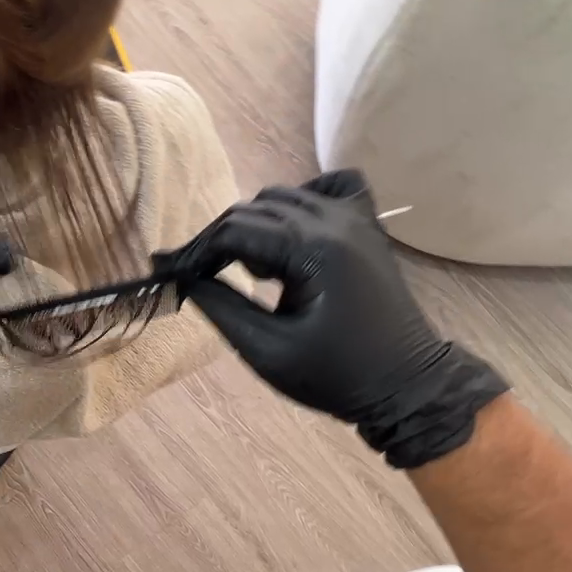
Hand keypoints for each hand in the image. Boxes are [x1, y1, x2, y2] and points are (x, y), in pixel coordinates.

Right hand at [173, 170, 508, 468]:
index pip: (235, 231)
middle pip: (254, 210)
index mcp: (314, 250)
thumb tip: (184, 279)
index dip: (195, 252)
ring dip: (252, 226)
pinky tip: (288, 233)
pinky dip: (301, 201)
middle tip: (193, 277)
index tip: (168, 274)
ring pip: (285, 197)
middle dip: (216, 241)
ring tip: (242, 270)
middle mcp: (336, 220)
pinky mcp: (367, 226)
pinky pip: (331, 188)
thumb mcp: (265, 350)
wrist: (403, 383)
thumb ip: (222, 307)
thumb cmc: (332, 375)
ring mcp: (357, 218)